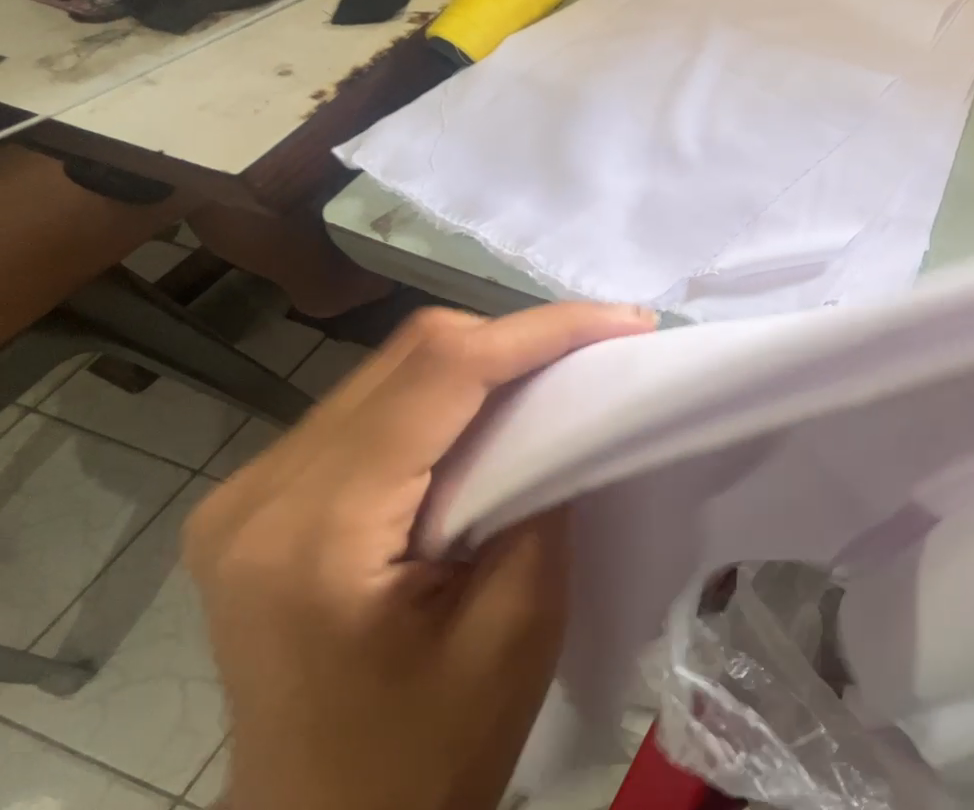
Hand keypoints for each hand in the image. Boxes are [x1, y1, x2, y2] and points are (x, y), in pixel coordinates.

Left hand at [184, 304, 657, 809]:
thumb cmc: (432, 745)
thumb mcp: (515, 625)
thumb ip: (543, 502)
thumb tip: (574, 415)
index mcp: (316, 528)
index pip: (439, 373)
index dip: (541, 331)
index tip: (627, 324)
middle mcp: (261, 491)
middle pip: (406, 358)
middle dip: (519, 338)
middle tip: (608, 349)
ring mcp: (251, 496)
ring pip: (389, 374)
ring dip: (488, 363)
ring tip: (569, 374)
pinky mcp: (269, 506)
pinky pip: (374, 413)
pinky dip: (451, 398)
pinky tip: (503, 416)